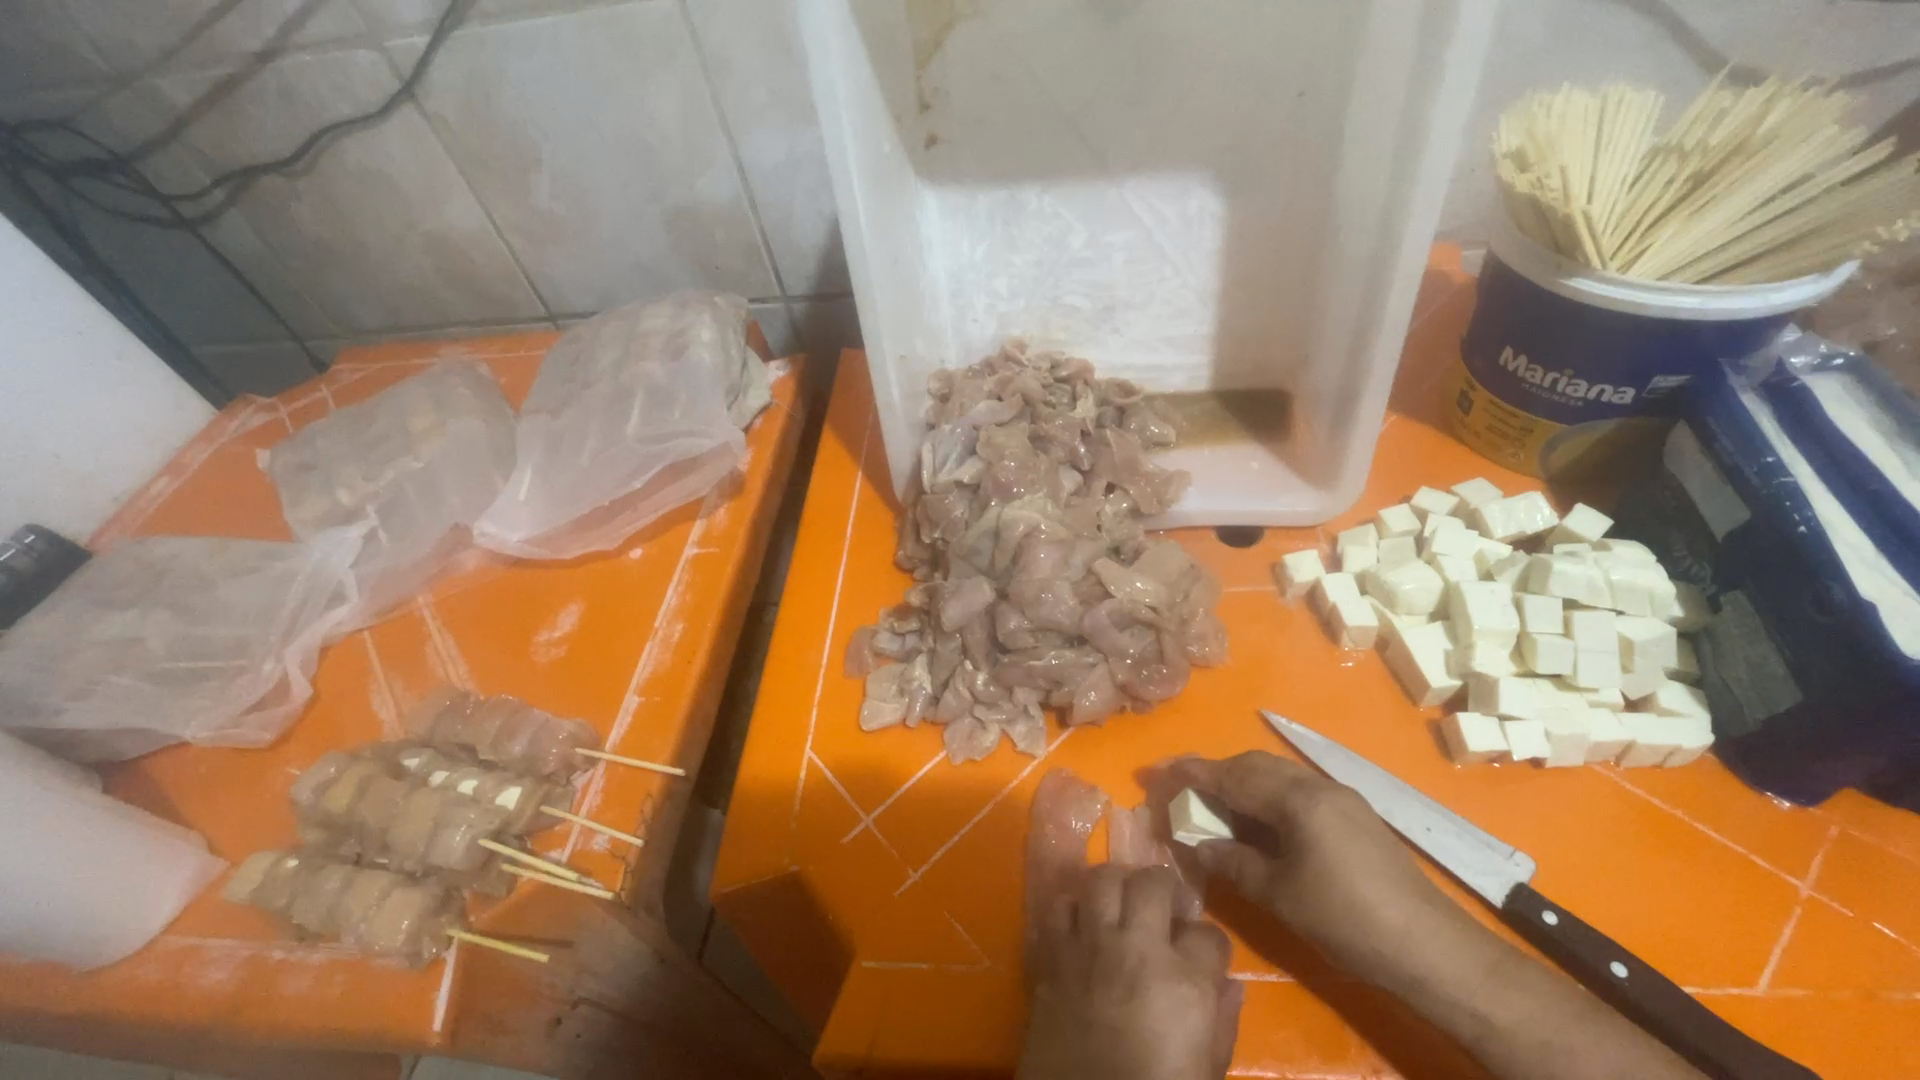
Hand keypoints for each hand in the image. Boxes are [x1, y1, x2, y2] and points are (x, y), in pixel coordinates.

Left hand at [1019, 864, 1240, 1079]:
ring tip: (1122, 903)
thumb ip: (1221, 1024)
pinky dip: (1073, 909)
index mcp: (1184, 982)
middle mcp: (1137, 949)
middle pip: (1153, 883)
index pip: (1210, 934)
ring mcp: (1089, 946)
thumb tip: (1230, 986)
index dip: (1210, 944)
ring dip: (1117, 885)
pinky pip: (1060, 907)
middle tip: (1164, 907)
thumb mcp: (1204, 1072)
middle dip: (1164, 888)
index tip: (1205, 955)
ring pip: (1103, 879)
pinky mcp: (1051, 955)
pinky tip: (1082, 927)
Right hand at [1167, 752, 1471, 987]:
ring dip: (1242, 784)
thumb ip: (1232, 862)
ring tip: (1213, 805)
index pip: (1235, 775)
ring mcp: (1341, 799)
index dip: (1195, 773)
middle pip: (1256, 765)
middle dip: (1217, 772)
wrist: (1428, 946)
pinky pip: (1297, 792)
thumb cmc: (1345, 918)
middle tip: (1183, 787)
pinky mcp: (1354, 817)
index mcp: (1298, 799)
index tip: (1161, 771)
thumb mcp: (1278, 894)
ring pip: (1278, 776)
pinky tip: (1256, 823)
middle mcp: (1319, 786)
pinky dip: (1267, 798)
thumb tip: (1197, 844)